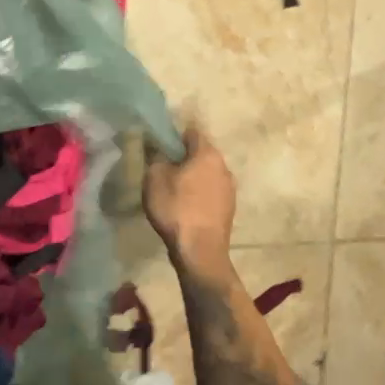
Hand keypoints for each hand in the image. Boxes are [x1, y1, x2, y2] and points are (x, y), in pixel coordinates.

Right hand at [143, 123, 236, 270]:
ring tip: (172, 187)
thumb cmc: (176, 208)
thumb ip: (155, 155)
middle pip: (201, 153)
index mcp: (208, 154)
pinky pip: (210, 191)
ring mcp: (230, 190)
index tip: (158, 144)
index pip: (191, 132)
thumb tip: (157, 144)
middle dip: (183, 156)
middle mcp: (224, 168)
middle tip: (162, 165)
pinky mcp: (229, 209)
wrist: (199, 252)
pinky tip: (184, 204)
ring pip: (207, 173)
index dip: (173, 135)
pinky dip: (198, 192)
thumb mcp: (154, 177)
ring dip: (192, 176)